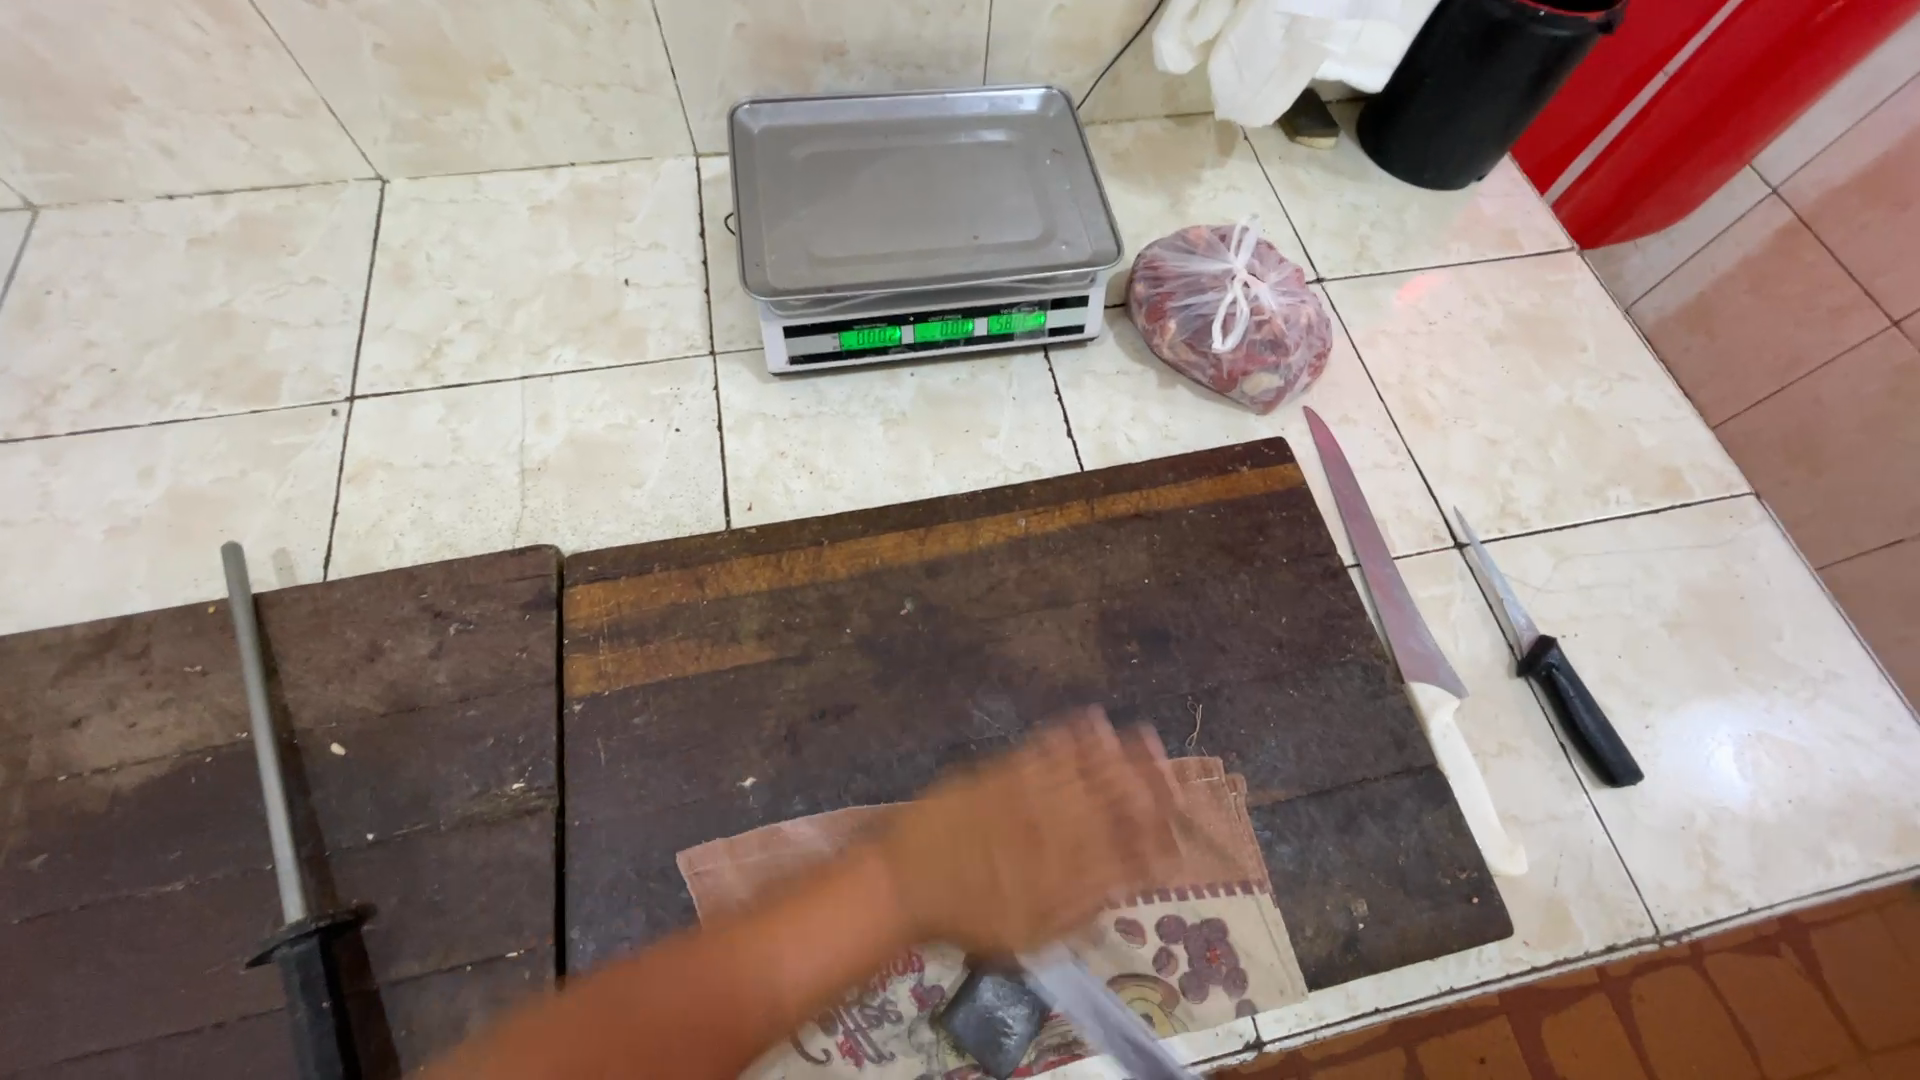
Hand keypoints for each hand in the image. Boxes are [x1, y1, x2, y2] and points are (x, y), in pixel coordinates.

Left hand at [874, 706, 1183, 953]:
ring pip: (1084, 771)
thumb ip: (1083, 904)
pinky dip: (1072, 734)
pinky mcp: (1004, 771)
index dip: (1157, 837)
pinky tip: (1091, 719)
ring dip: (1119, 754)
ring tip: (1146, 737)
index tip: (1177, 829)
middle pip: (1113, 803)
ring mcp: (1029, 795)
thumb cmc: (968, 916)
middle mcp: (1055, 830)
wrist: (906, 883)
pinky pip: (1046, 748)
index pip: (1127, 851)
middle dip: (1148, 786)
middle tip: (1174, 773)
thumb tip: (1126, 881)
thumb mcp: (1033, 931)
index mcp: (1068, 873)